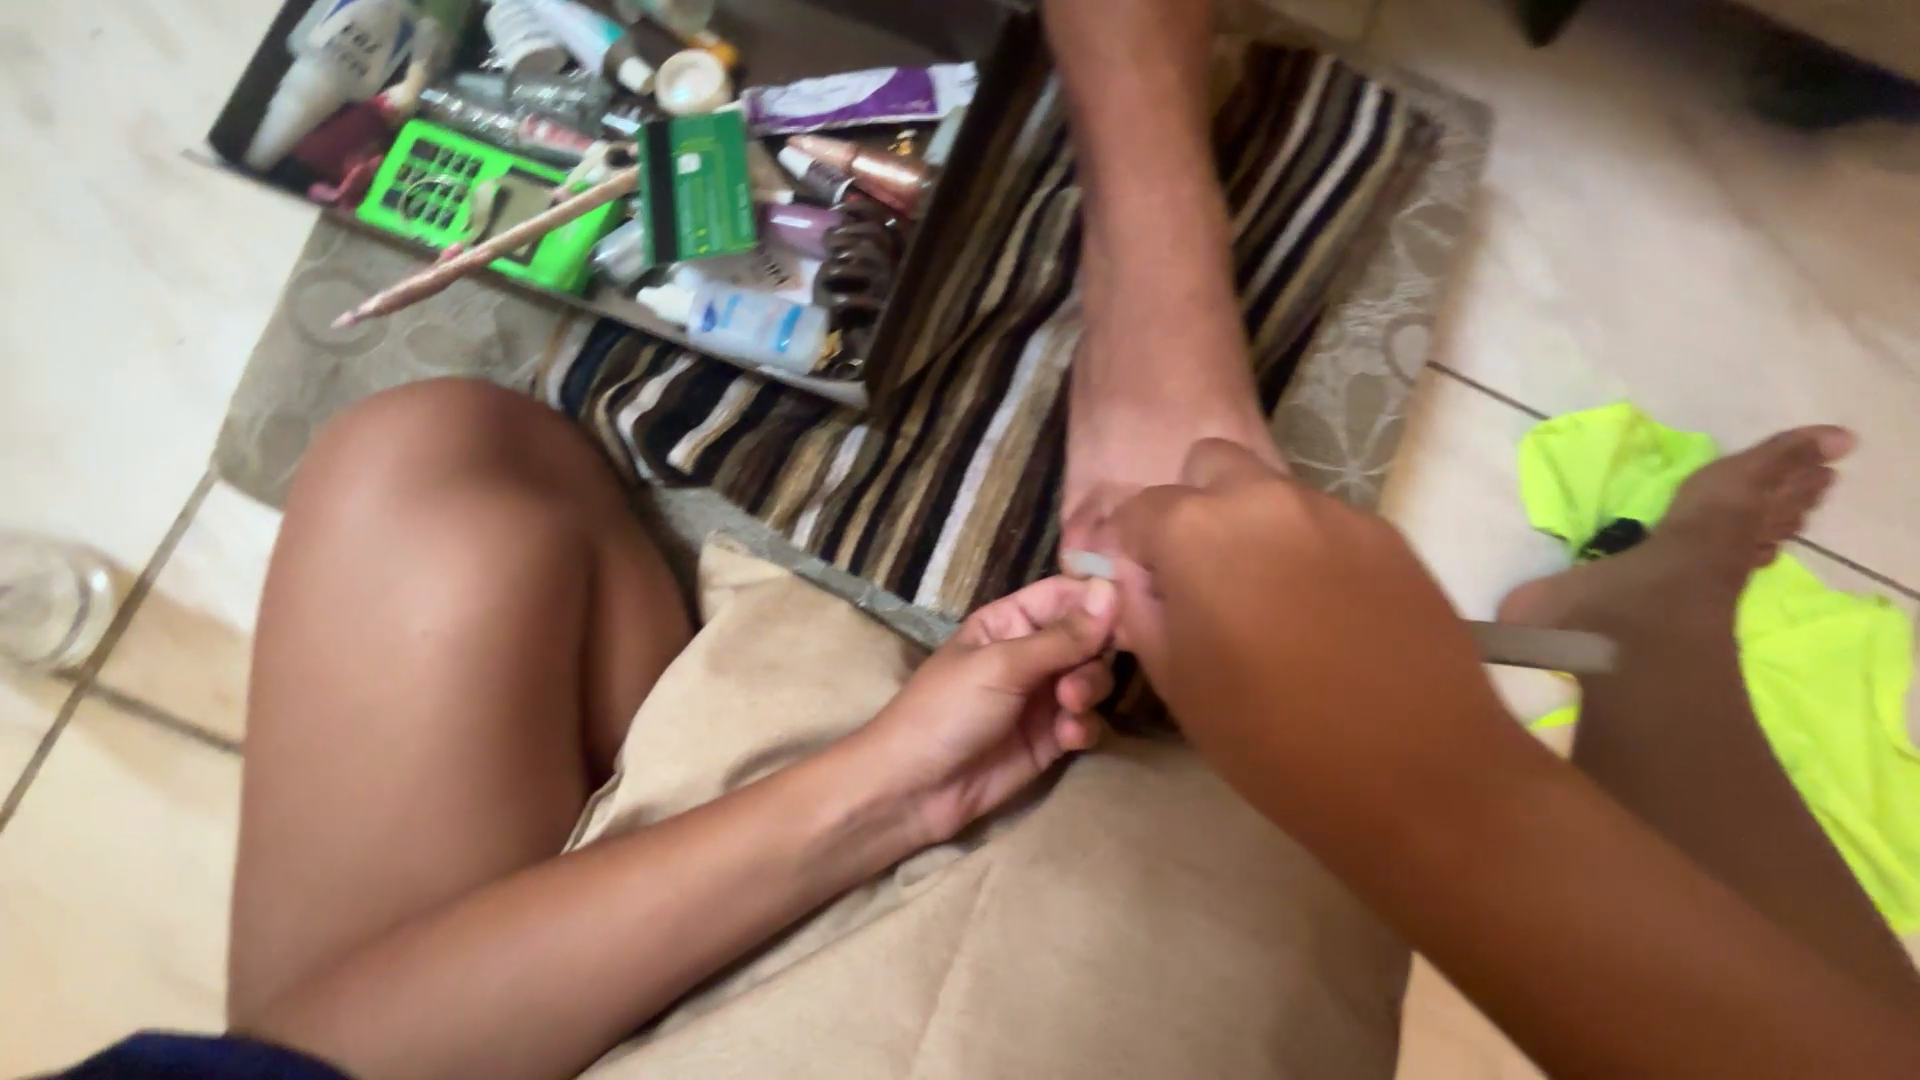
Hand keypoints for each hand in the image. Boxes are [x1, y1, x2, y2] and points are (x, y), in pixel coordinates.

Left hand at [852, 576, 1118, 845]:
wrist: (915, 789)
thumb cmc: (946, 710)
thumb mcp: (1001, 665)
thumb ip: (1061, 636)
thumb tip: (1112, 591)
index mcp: (1009, 621)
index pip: (1065, 594)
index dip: (1097, 599)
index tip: (1128, 611)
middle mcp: (1031, 653)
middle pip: (1088, 637)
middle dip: (1094, 654)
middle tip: (1079, 677)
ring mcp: (1042, 696)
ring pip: (1093, 679)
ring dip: (1090, 689)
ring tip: (1069, 707)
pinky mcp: (1051, 738)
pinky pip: (1086, 721)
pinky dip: (1084, 726)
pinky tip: (1067, 738)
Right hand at [1095, 440, 1505, 787]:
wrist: (1416, 772)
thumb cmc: (1269, 737)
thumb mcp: (1175, 680)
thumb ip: (1142, 609)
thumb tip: (1140, 575)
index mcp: (1195, 531)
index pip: (1137, 510)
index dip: (1131, 548)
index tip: (1144, 586)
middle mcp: (1261, 499)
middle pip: (1207, 467)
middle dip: (1191, 508)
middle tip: (1203, 574)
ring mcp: (1331, 511)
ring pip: (1269, 492)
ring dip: (1251, 527)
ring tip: (1270, 599)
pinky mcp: (1386, 534)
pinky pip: (1323, 522)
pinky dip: (1306, 549)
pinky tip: (1325, 611)